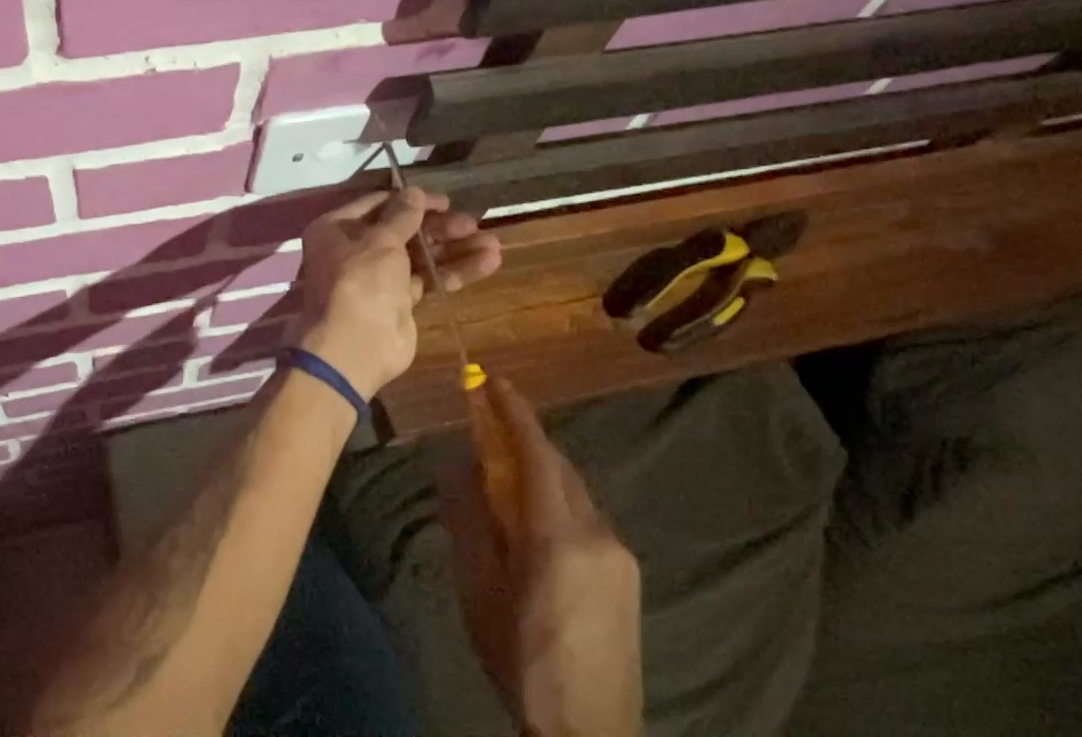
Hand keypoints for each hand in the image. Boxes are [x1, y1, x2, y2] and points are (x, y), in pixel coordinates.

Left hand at [293, 186, 501, 398]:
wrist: (356, 347)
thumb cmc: (361, 281)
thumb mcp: (380, 241)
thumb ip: (401, 216)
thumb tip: (414, 192)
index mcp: (336, 229)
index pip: (378, 205)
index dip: (411, 201)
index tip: (444, 201)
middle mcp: (354, 251)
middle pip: (402, 231)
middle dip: (439, 228)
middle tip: (471, 223)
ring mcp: (377, 278)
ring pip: (419, 256)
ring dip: (454, 249)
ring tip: (492, 243)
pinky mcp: (399, 302)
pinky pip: (427, 280)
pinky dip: (454, 272)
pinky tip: (488, 262)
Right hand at [441, 375, 642, 736]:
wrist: (589, 731)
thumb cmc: (519, 660)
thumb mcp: (479, 592)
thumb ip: (468, 522)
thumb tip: (454, 466)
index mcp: (557, 537)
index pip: (537, 455)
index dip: (514, 413)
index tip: (491, 380)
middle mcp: (598, 534)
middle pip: (559, 468)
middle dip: (525, 438)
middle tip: (487, 423)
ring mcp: (620, 556)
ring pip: (575, 494)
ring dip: (539, 472)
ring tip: (502, 474)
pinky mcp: (627, 577)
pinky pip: (586, 519)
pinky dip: (555, 501)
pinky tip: (531, 523)